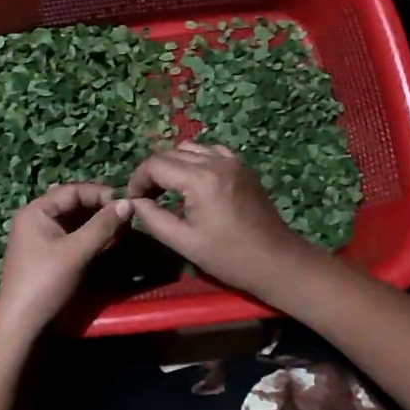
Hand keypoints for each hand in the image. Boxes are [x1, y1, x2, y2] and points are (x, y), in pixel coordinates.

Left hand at [0, 184, 130, 346]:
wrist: (22, 326)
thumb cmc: (45, 283)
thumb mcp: (76, 252)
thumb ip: (103, 225)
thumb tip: (129, 203)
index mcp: (36, 211)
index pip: (73, 191)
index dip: (100, 193)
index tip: (127, 202)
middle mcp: (37, 219)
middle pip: (74, 204)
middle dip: (101, 208)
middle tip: (127, 216)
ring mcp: (42, 238)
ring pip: (76, 222)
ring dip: (99, 223)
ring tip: (123, 229)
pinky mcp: (49, 255)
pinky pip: (74, 237)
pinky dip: (92, 237)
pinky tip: (110, 242)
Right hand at [125, 143, 318, 295]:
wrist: (276, 260)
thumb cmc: (229, 257)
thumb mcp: (184, 242)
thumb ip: (154, 219)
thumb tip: (134, 203)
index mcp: (201, 179)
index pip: (156, 164)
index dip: (138, 180)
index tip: (133, 200)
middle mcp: (216, 161)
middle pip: (171, 152)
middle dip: (153, 171)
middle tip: (146, 197)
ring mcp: (233, 161)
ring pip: (190, 148)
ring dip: (173, 164)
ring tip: (166, 190)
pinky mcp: (243, 167)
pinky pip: (211, 152)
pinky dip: (195, 161)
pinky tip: (193, 183)